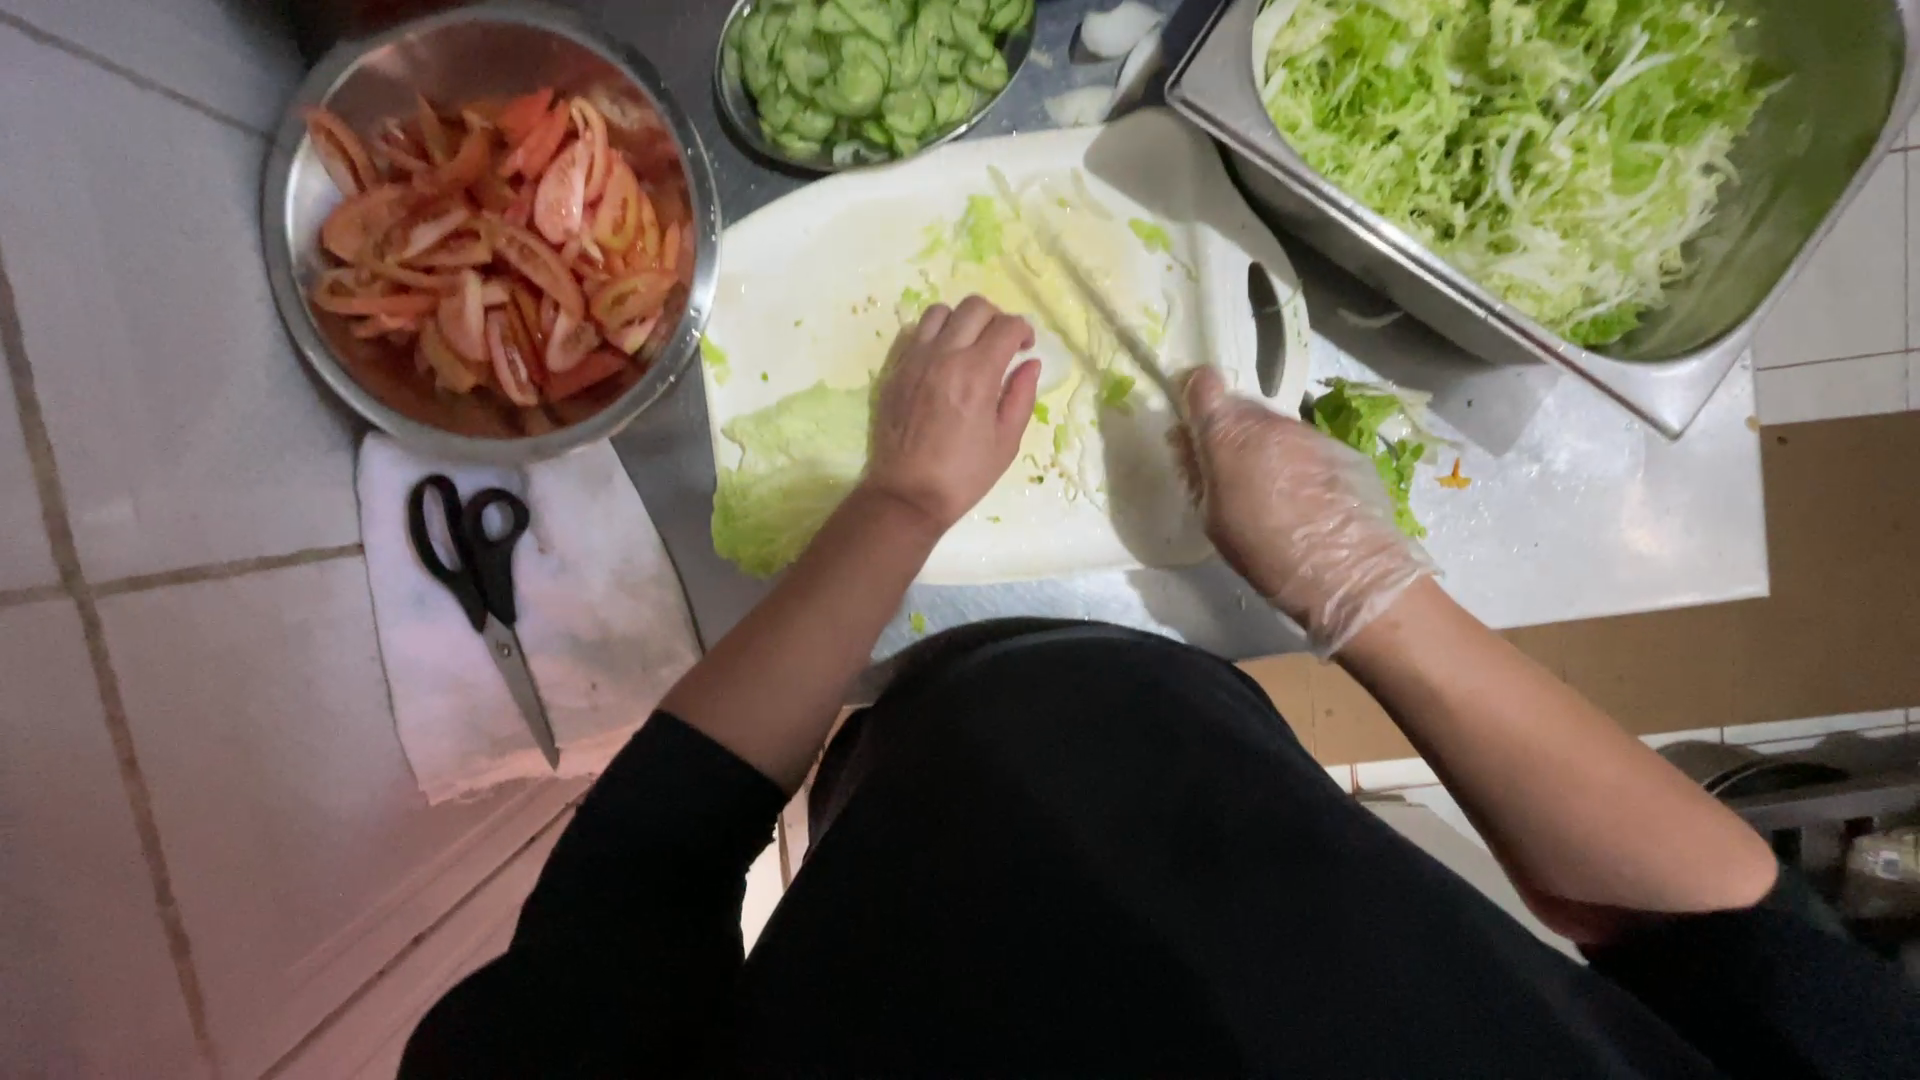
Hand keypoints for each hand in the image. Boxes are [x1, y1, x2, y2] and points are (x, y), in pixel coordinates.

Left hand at [863, 295, 1039, 530]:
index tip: (1025, 348)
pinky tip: (941, 360)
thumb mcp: (1006, 442)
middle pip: (974, 307)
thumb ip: (1021, 396)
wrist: (907, 495)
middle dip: (995, 318)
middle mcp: (943, 356)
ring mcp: (914, 360)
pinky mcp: (894, 371)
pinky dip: (933, 336)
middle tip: (1000, 344)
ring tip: (968, 346)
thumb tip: (1030, 364)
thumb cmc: (963, 476)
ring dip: (961, 321)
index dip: (1023, 331)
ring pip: (940, 312)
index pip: (1007, 326)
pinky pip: (914, 333)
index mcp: (977, 374)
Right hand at [1181, 367, 1432, 655]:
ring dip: (1265, 447)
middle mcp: (1268, 422)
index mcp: (1227, 436)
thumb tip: (1188, 444)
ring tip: (1269, 489)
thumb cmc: (1261, 549)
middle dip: (1229, 430)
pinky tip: (1303, 498)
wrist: (1345, 570)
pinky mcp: (1341, 448)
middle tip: (1227, 467)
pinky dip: (1297, 462)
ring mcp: (1309, 432)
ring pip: (1275, 428)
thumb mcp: (1210, 517)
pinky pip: (1306, 447)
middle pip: (1241, 408)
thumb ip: (1198, 472)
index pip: (1204, 385)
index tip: (1193, 415)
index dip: (1195, 394)